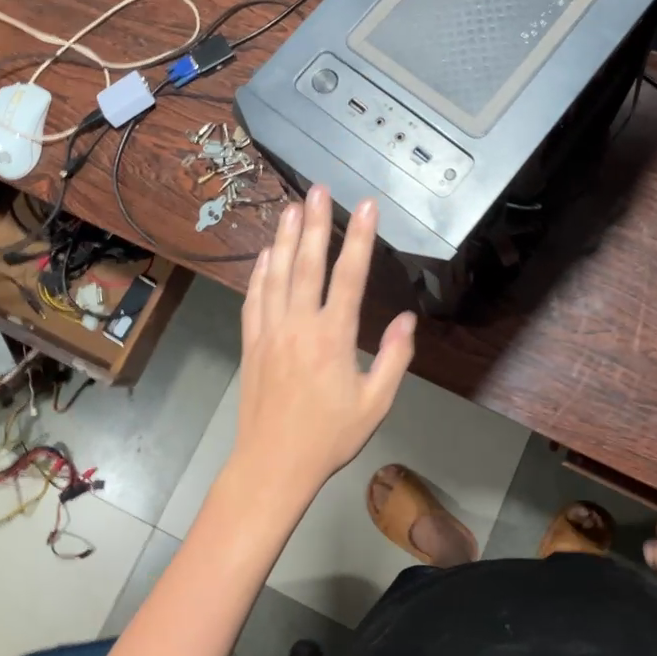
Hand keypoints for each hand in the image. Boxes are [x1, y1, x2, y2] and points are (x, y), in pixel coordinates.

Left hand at [232, 185, 416, 497]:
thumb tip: (405, 319)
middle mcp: (298, 326)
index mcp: (332, 338)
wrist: (272, 466)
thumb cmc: (329, 437)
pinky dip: (260, 272)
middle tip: (318, 189)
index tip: (366, 206)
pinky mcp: (251, 343)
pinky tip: (266, 253)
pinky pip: (255, 298)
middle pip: (307, 264)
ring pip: (276, 274)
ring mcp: (269, 332)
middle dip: (315, 223)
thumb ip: (394, 358)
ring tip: (292, 207)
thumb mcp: (375, 404)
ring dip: (285, 238)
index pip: (348, 277)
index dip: (359, 238)